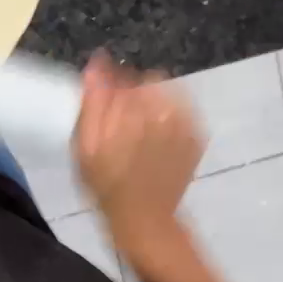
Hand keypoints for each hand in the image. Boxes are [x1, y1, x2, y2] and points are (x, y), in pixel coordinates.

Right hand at [72, 53, 205, 244]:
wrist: (144, 219)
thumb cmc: (106, 184)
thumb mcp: (85, 145)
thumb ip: (93, 100)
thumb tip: (97, 62)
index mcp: (134, 106)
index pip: (123, 75)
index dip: (110, 87)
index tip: (103, 106)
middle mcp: (165, 108)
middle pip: (146, 81)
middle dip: (132, 95)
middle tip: (120, 124)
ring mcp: (186, 122)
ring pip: (166, 94)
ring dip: (152, 104)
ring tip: (140, 132)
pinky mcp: (197, 136)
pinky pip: (182, 111)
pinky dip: (170, 118)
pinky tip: (158, 141)